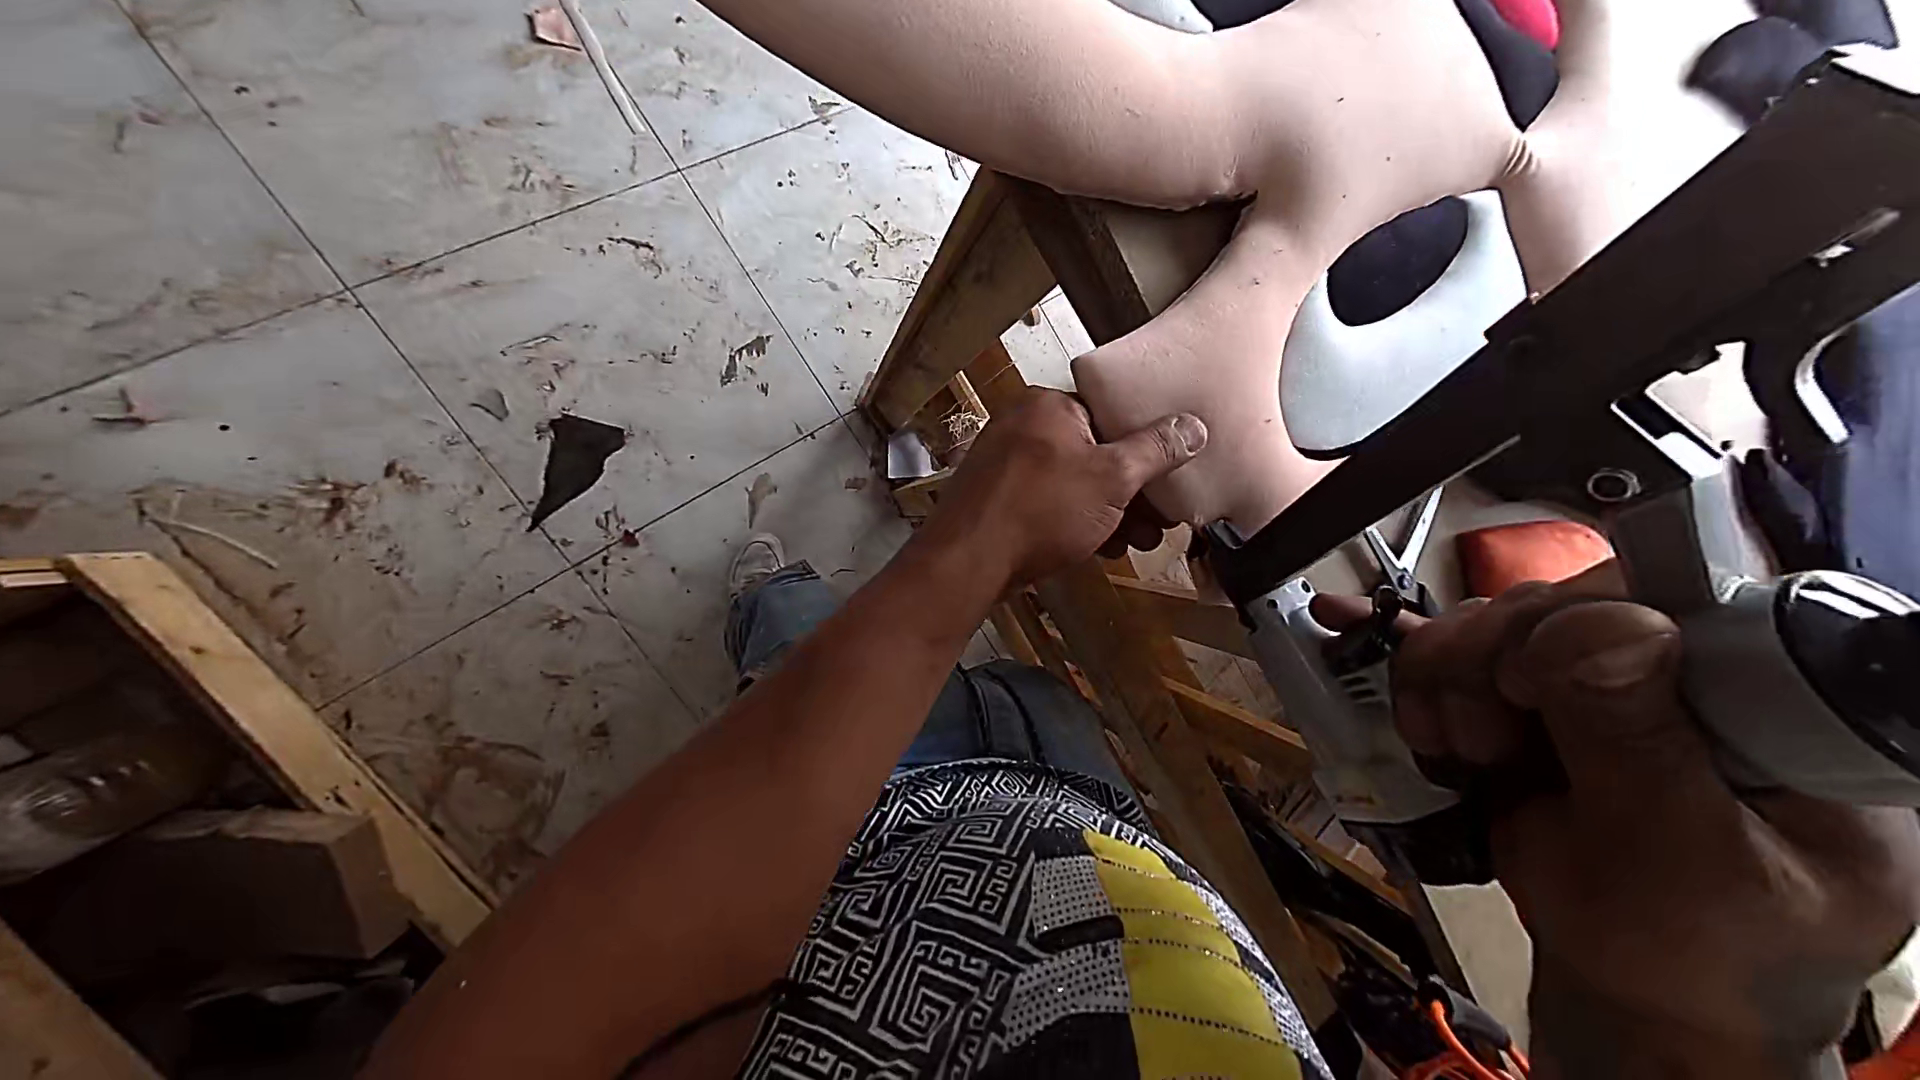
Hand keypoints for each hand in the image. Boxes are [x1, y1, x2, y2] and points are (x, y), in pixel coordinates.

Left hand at [914, 390, 1205, 588]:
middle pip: (1094, 453)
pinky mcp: (998, 499)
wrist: (968, 563)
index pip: (1112, 413)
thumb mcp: (1113, 478)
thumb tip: (1192, 427)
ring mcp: (1006, 464)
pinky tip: (1103, 548)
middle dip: (1133, 491)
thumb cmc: (1038, 511)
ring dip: (1111, 512)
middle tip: (1161, 518)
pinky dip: (1077, 522)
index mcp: (1048, 406)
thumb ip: (1156, 451)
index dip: (1147, 446)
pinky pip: (1049, 503)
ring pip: (1073, 483)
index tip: (1171, 474)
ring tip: (1140, 539)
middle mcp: (1023, 427)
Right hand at [1321, 566, 1919, 1076]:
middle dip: (1486, 663)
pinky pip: (1449, 645)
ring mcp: (1589, 677)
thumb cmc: (1691, 943)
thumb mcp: (1681, 855)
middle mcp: (1675, 666)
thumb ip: (1642, 744)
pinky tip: (1407, 700)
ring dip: (1442, 676)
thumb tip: (1602, 625)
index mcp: (1764, 696)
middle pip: (1551, 600)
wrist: (1632, 980)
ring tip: (1457, 750)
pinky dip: (1413, 668)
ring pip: (1488, 618)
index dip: (1575, 623)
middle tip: (1484, 744)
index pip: (1665, 599)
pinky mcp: (1520, 692)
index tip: (1523, 694)